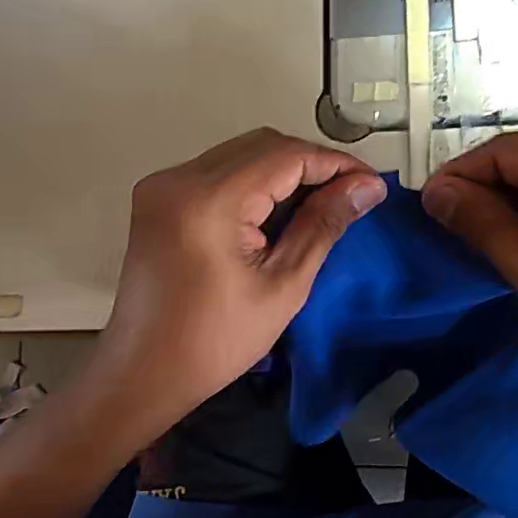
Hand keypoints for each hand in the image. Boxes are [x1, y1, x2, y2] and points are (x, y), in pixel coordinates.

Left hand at [87, 129, 386, 435]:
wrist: (144, 372)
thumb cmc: (217, 341)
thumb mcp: (283, 286)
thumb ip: (323, 226)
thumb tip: (367, 187)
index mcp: (208, 200)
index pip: (284, 156)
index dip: (335, 163)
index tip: (372, 184)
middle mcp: (178, 178)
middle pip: (260, 145)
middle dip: (311, 164)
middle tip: (350, 195)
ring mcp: (162, 185)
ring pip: (239, 154)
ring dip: (284, 171)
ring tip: (322, 203)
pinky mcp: (158, 199)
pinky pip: (217, 172)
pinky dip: (254, 182)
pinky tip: (278, 210)